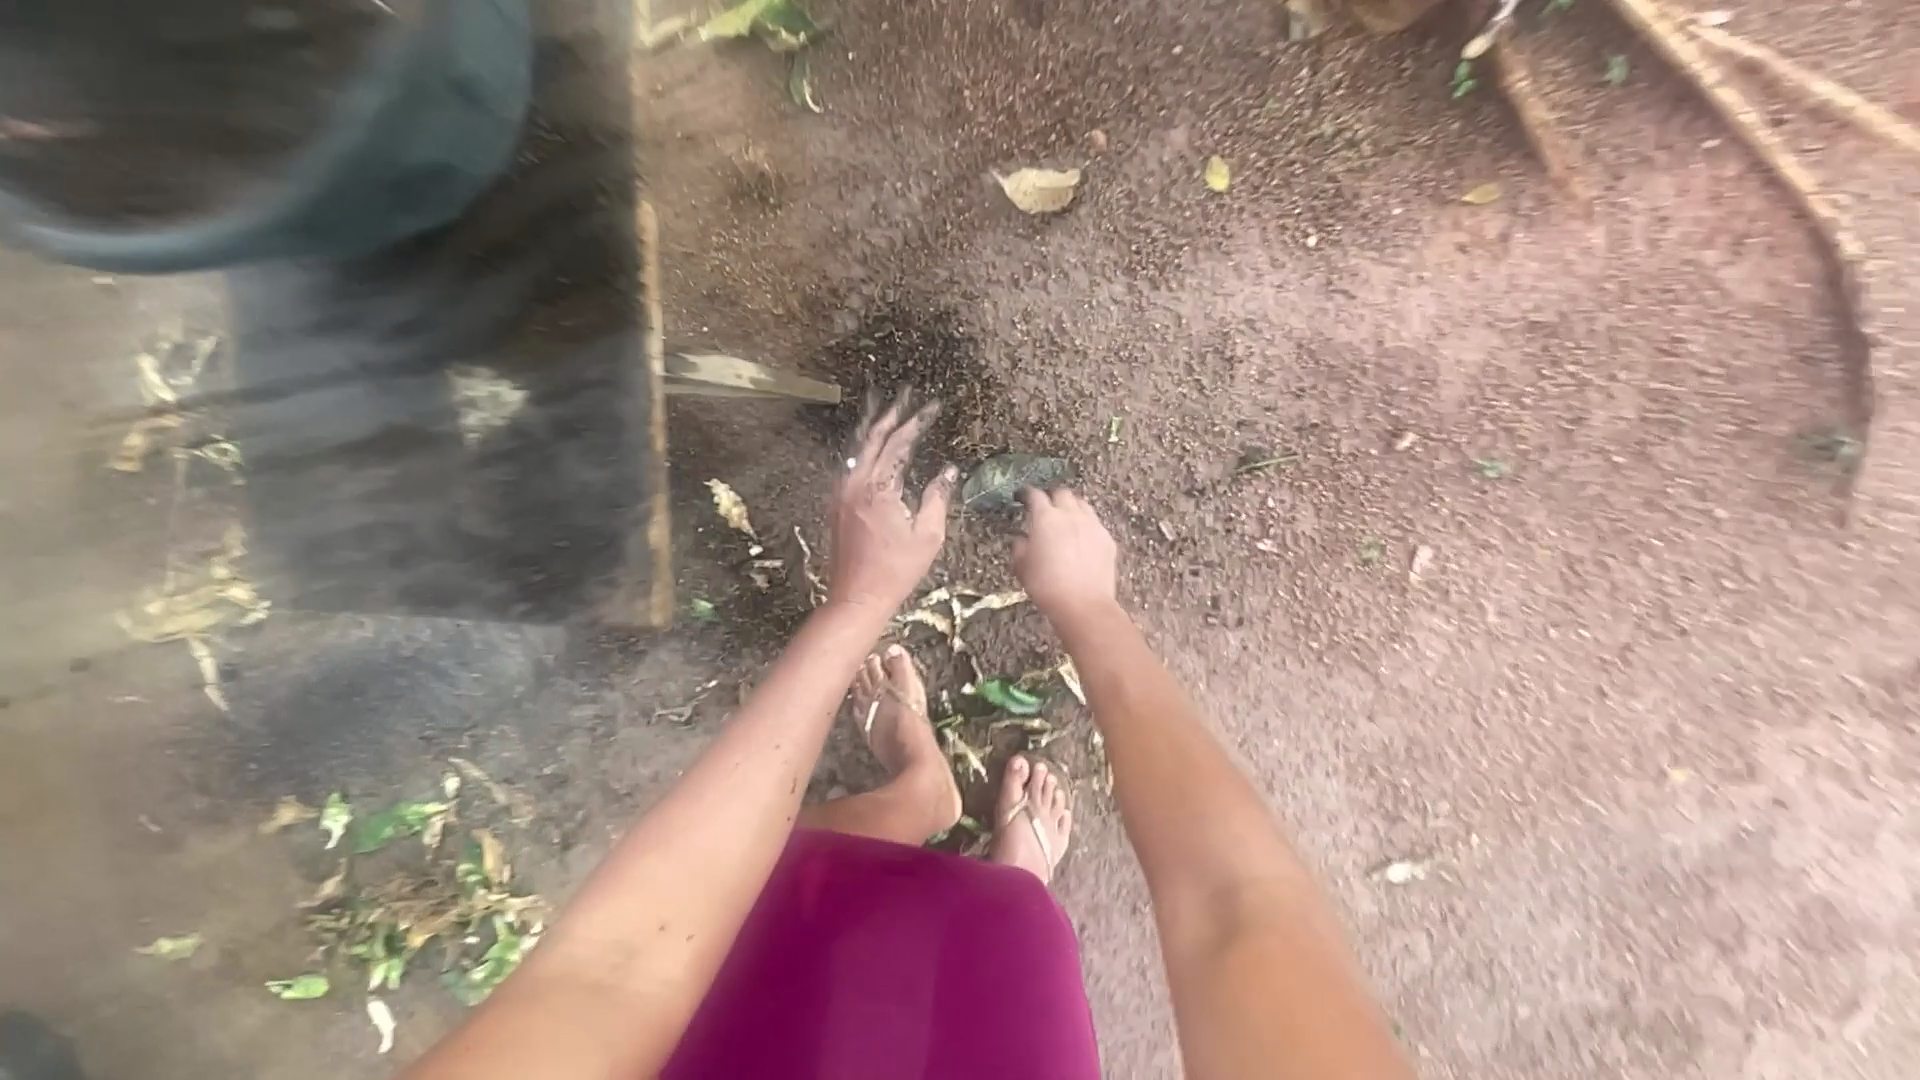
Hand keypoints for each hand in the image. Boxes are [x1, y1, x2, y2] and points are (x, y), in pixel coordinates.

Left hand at [827, 391, 955, 614]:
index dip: (918, 422)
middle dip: (891, 414)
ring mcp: (841, 493)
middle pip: (873, 437)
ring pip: (857, 448)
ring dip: (872, 427)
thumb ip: (937, 497)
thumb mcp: (928, 535)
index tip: (933, 407)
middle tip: (904, 394)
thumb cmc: (896, 571)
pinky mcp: (836, 504)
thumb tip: (948, 470)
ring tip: (882, 407)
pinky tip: (868, 445)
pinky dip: (862, 448)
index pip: (900, 443)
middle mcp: (855, 484)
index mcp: (880, 488)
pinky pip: (849, 465)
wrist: (856, 597)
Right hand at [1012, 487, 1118, 624]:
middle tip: (1045, 509)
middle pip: (1062, 493)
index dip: (1027, 494)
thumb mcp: (1021, 567)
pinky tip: (1082, 540)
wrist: (1082, 604)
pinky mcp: (1107, 539)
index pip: (1035, 495)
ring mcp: (1092, 525)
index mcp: (1046, 518)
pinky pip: (1095, 523)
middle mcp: (1071, 515)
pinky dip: (1086, 526)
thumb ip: (1019, 546)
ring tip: (1066, 520)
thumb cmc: (1046, 586)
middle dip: (1052, 497)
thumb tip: (1021, 539)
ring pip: (1082, 504)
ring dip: (1072, 508)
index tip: (1022, 496)